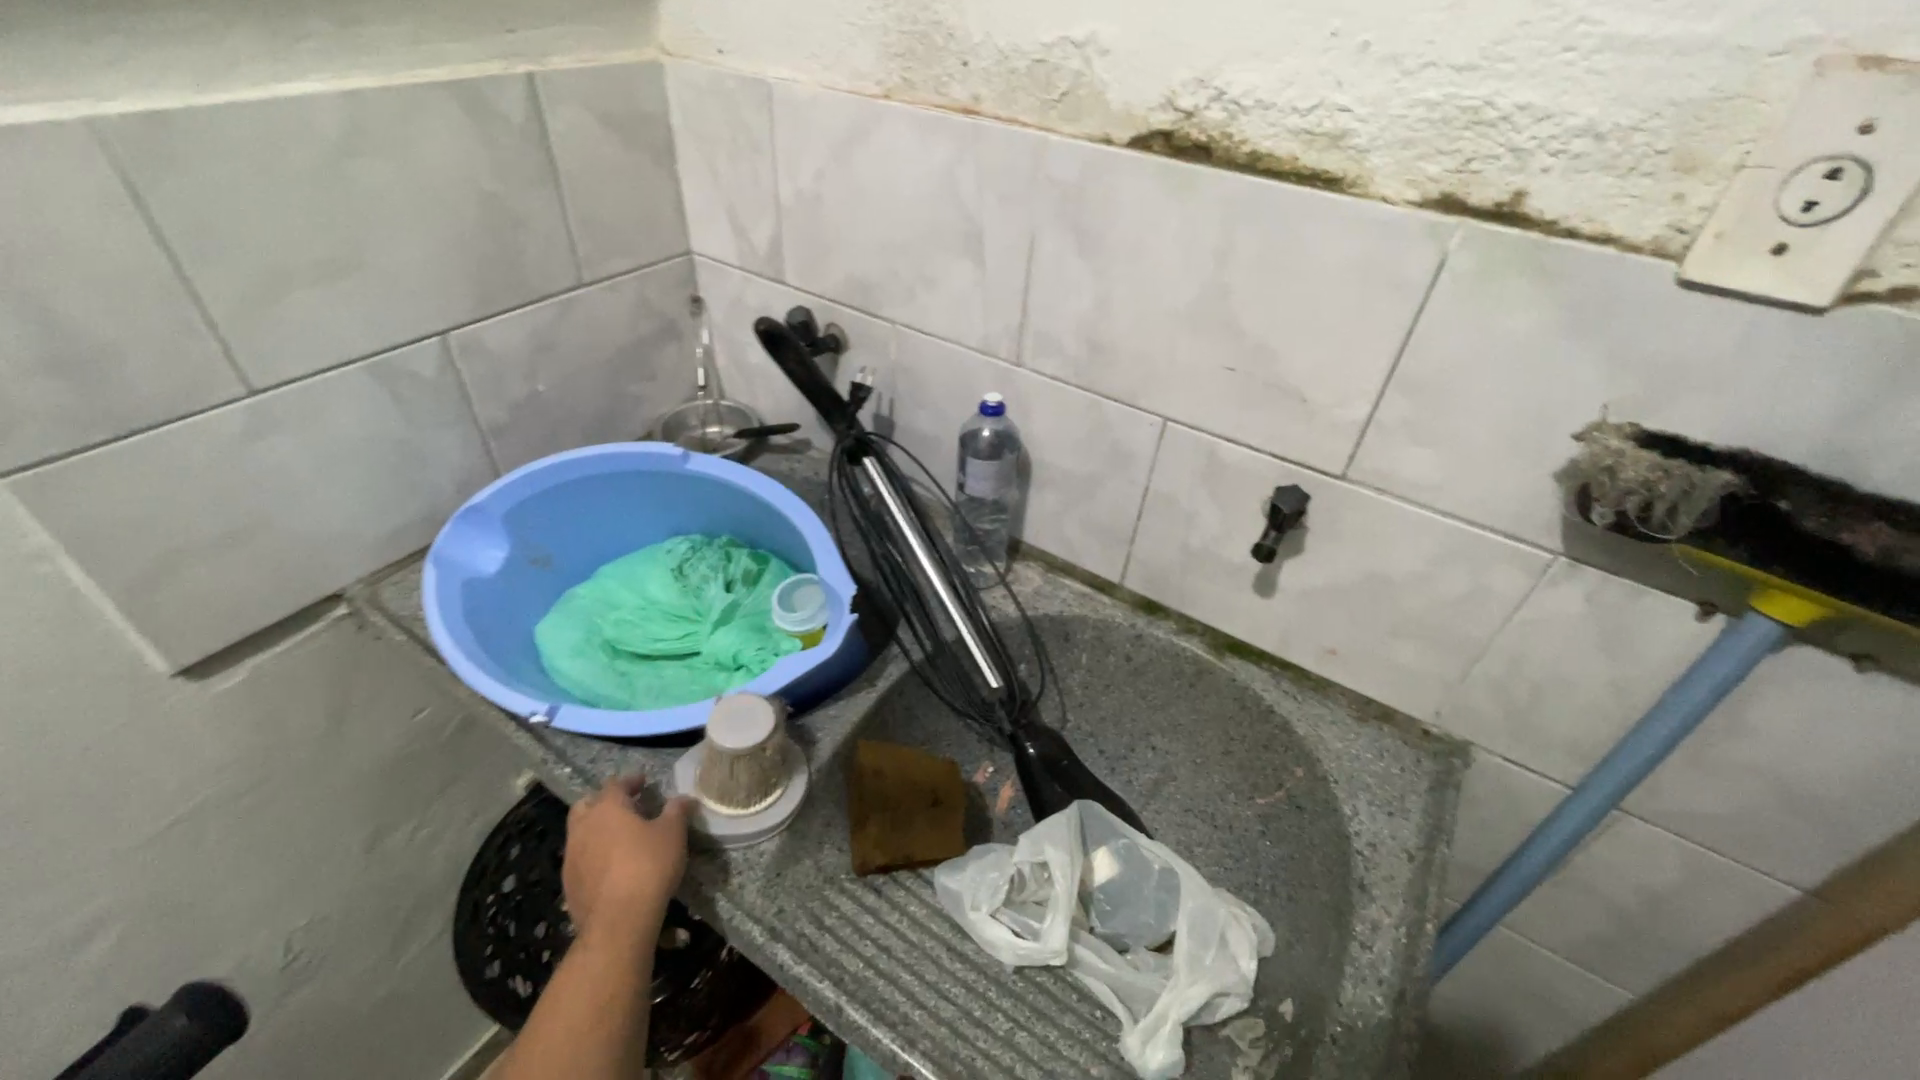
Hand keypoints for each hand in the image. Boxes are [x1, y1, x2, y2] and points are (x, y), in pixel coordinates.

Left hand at [564, 776, 690, 943]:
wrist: (618, 919)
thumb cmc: (648, 866)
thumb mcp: (672, 834)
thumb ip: (677, 811)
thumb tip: (685, 798)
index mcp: (607, 808)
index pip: (615, 784)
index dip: (630, 781)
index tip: (643, 781)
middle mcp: (583, 827)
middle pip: (586, 804)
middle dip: (603, 801)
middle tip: (625, 806)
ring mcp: (571, 856)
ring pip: (579, 832)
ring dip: (596, 829)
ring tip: (618, 837)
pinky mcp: (568, 883)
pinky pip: (579, 859)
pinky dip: (593, 855)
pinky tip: (610, 866)